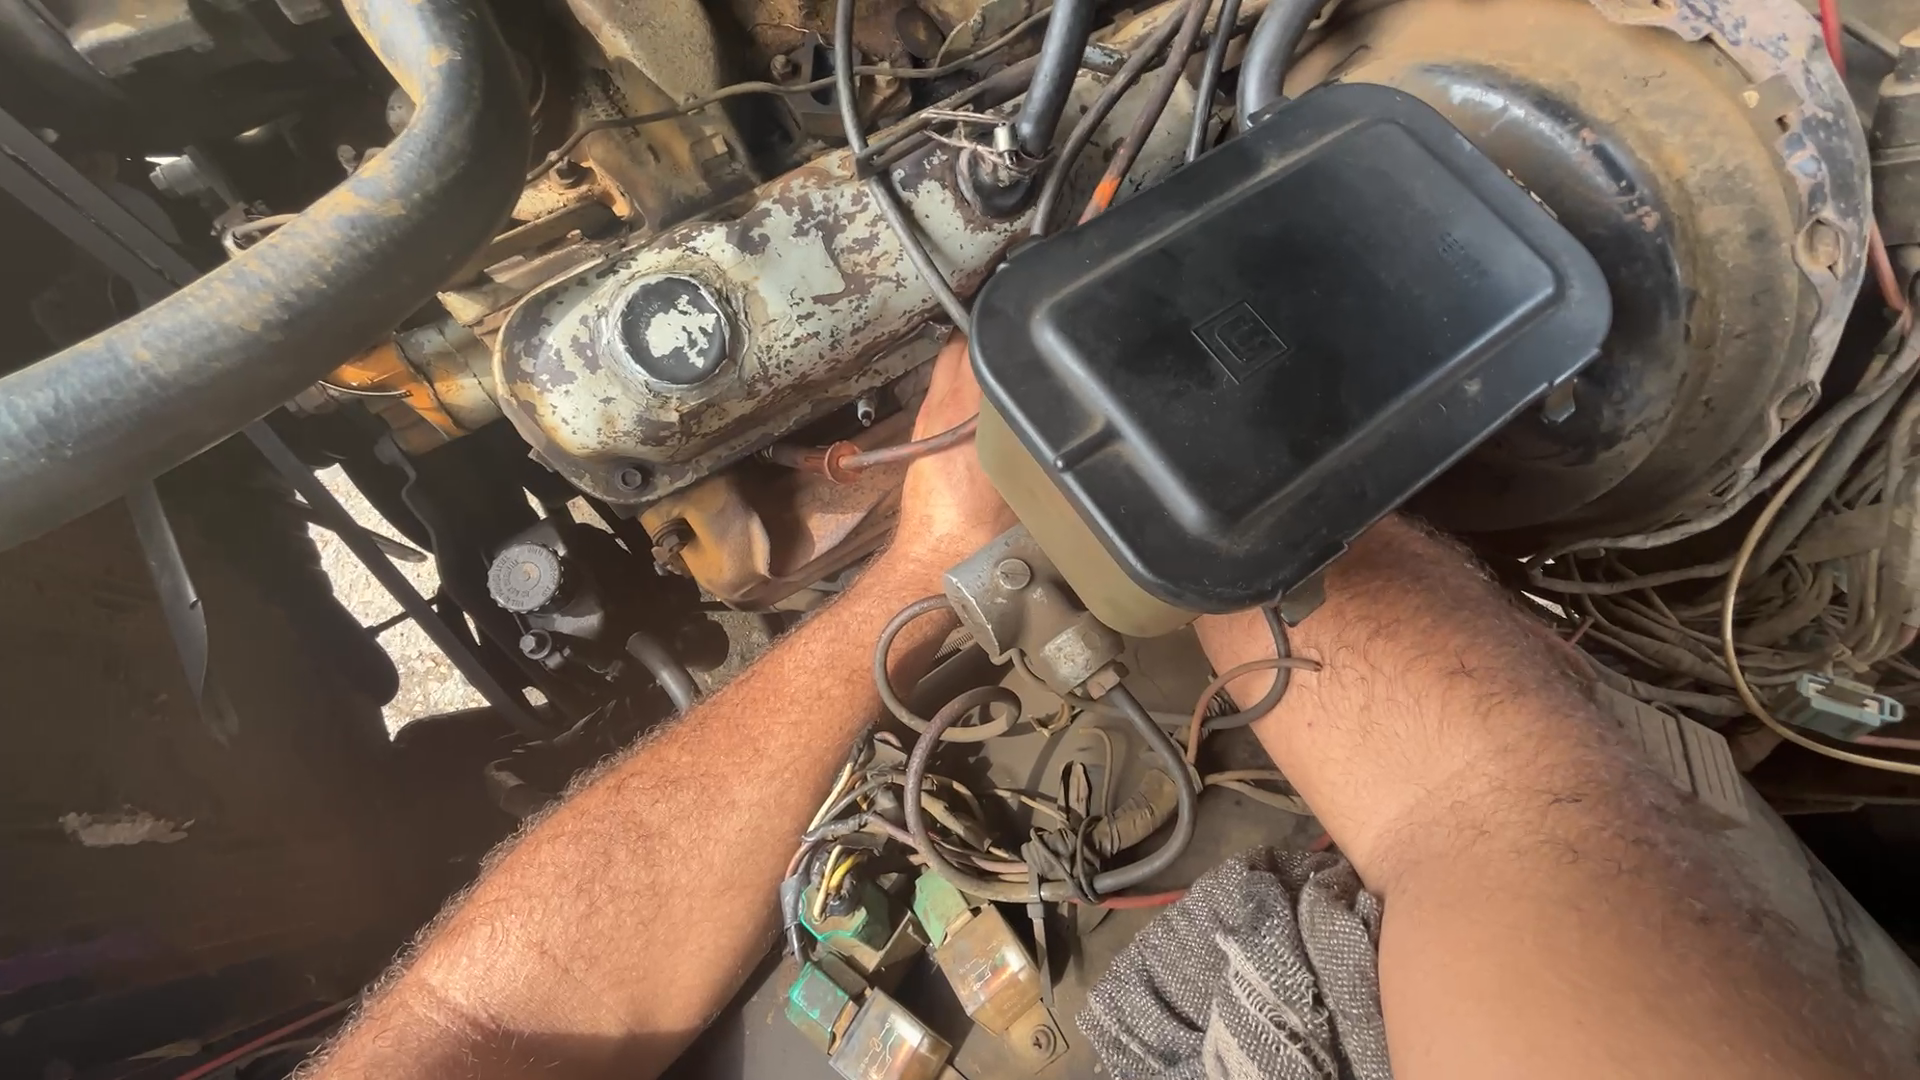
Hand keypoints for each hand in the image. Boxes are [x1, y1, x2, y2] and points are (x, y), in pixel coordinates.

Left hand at [885, 332, 1015, 579]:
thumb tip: (1058, 405)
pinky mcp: (920, 436)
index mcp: (965, 409)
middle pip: (959, 344)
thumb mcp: (1026, 476)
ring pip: (948, 366)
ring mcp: (926, 419)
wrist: (938, 560)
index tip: (1026, 313)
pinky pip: (942, 392)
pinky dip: (961, 383)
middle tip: (1016, 332)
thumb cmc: (980, 531)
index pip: (979, 340)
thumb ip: (1036, 432)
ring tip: (1004, 360)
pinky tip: (984, 399)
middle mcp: (939, 406)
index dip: (1004, 322)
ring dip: (972, 357)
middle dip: (986, 331)